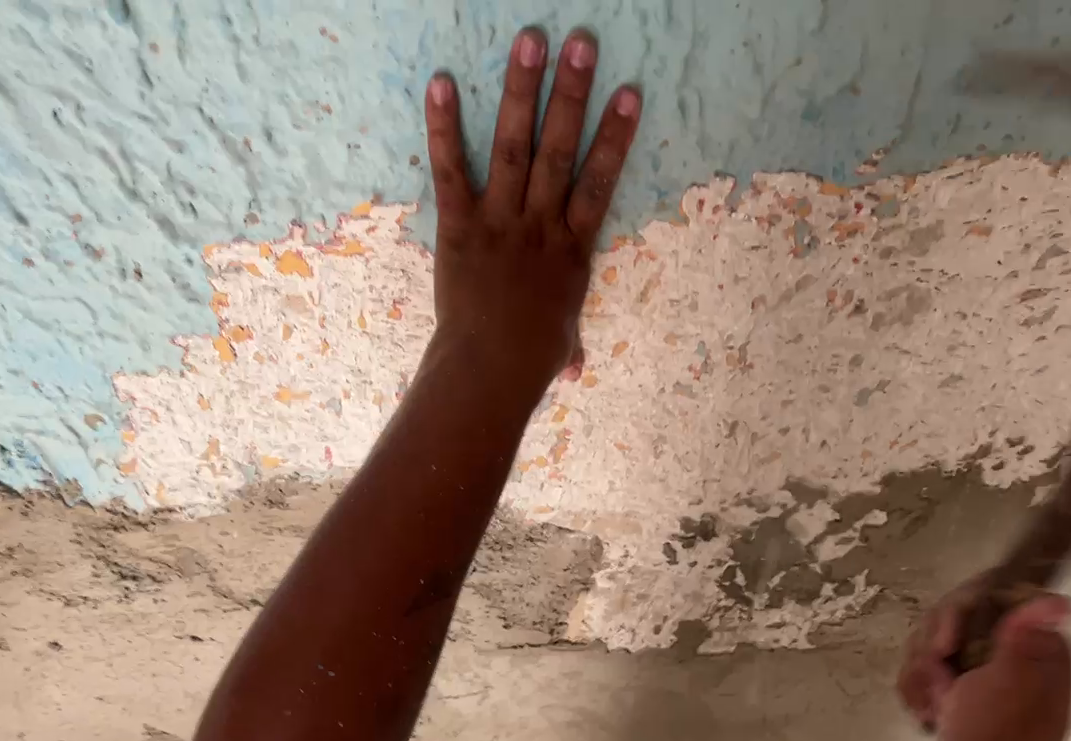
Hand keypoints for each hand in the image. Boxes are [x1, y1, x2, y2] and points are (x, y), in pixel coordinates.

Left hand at [422, 28, 640, 386]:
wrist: (489, 369)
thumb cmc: (530, 360)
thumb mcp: (558, 346)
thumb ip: (566, 342)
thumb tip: (572, 368)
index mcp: (572, 251)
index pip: (599, 184)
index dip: (614, 137)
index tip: (629, 93)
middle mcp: (541, 226)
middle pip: (559, 151)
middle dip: (571, 95)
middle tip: (580, 42)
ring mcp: (501, 223)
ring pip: (514, 149)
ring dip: (521, 93)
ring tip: (530, 41)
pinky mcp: (460, 228)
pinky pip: (452, 172)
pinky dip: (444, 128)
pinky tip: (442, 82)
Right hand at [900, 583, 1070, 740]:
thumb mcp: (1010, 687)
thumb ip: (1022, 639)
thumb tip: (1063, 602)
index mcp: (1034, 636)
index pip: (985, 590)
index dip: (954, 614)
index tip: (943, 649)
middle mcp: (1013, 641)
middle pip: (948, 615)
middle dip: (931, 655)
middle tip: (940, 687)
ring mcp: (986, 661)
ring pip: (929, 640)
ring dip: (922, 677)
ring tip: (935, 709)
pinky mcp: (963, 681)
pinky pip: (923, 665)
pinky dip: (919, 690)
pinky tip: (928, 715)